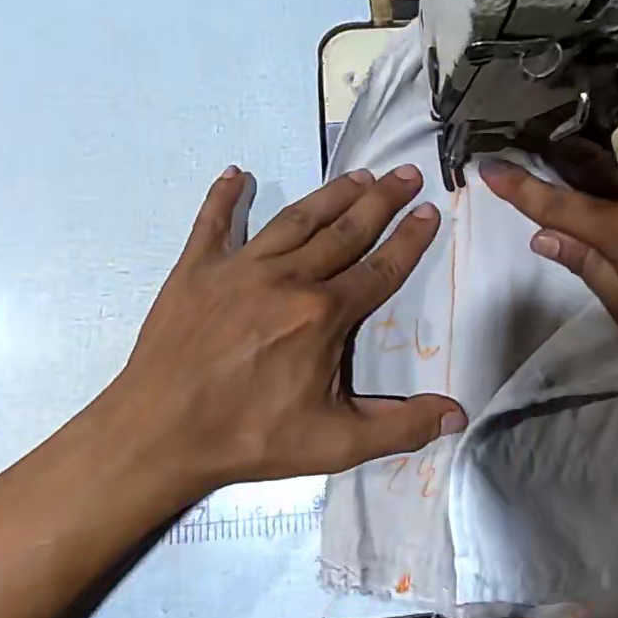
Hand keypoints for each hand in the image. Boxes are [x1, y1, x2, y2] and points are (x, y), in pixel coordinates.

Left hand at [105, 164, 464, 496]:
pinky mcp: (195, 270)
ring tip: (358, 174)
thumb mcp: (333, 445)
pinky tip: (235, 174)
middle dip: (381, 201)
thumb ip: (399, 428)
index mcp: (323, 315)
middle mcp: (287, 279)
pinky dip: (224, 197)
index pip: (380, 269)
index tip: (429, 211)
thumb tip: (457, 415)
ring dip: (330, 194)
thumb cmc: (249, 438)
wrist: (160, 433)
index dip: (409, 240)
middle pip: (344, 231)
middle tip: (405, 172)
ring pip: (295, 219)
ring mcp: (238, 268)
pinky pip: (213, 223)